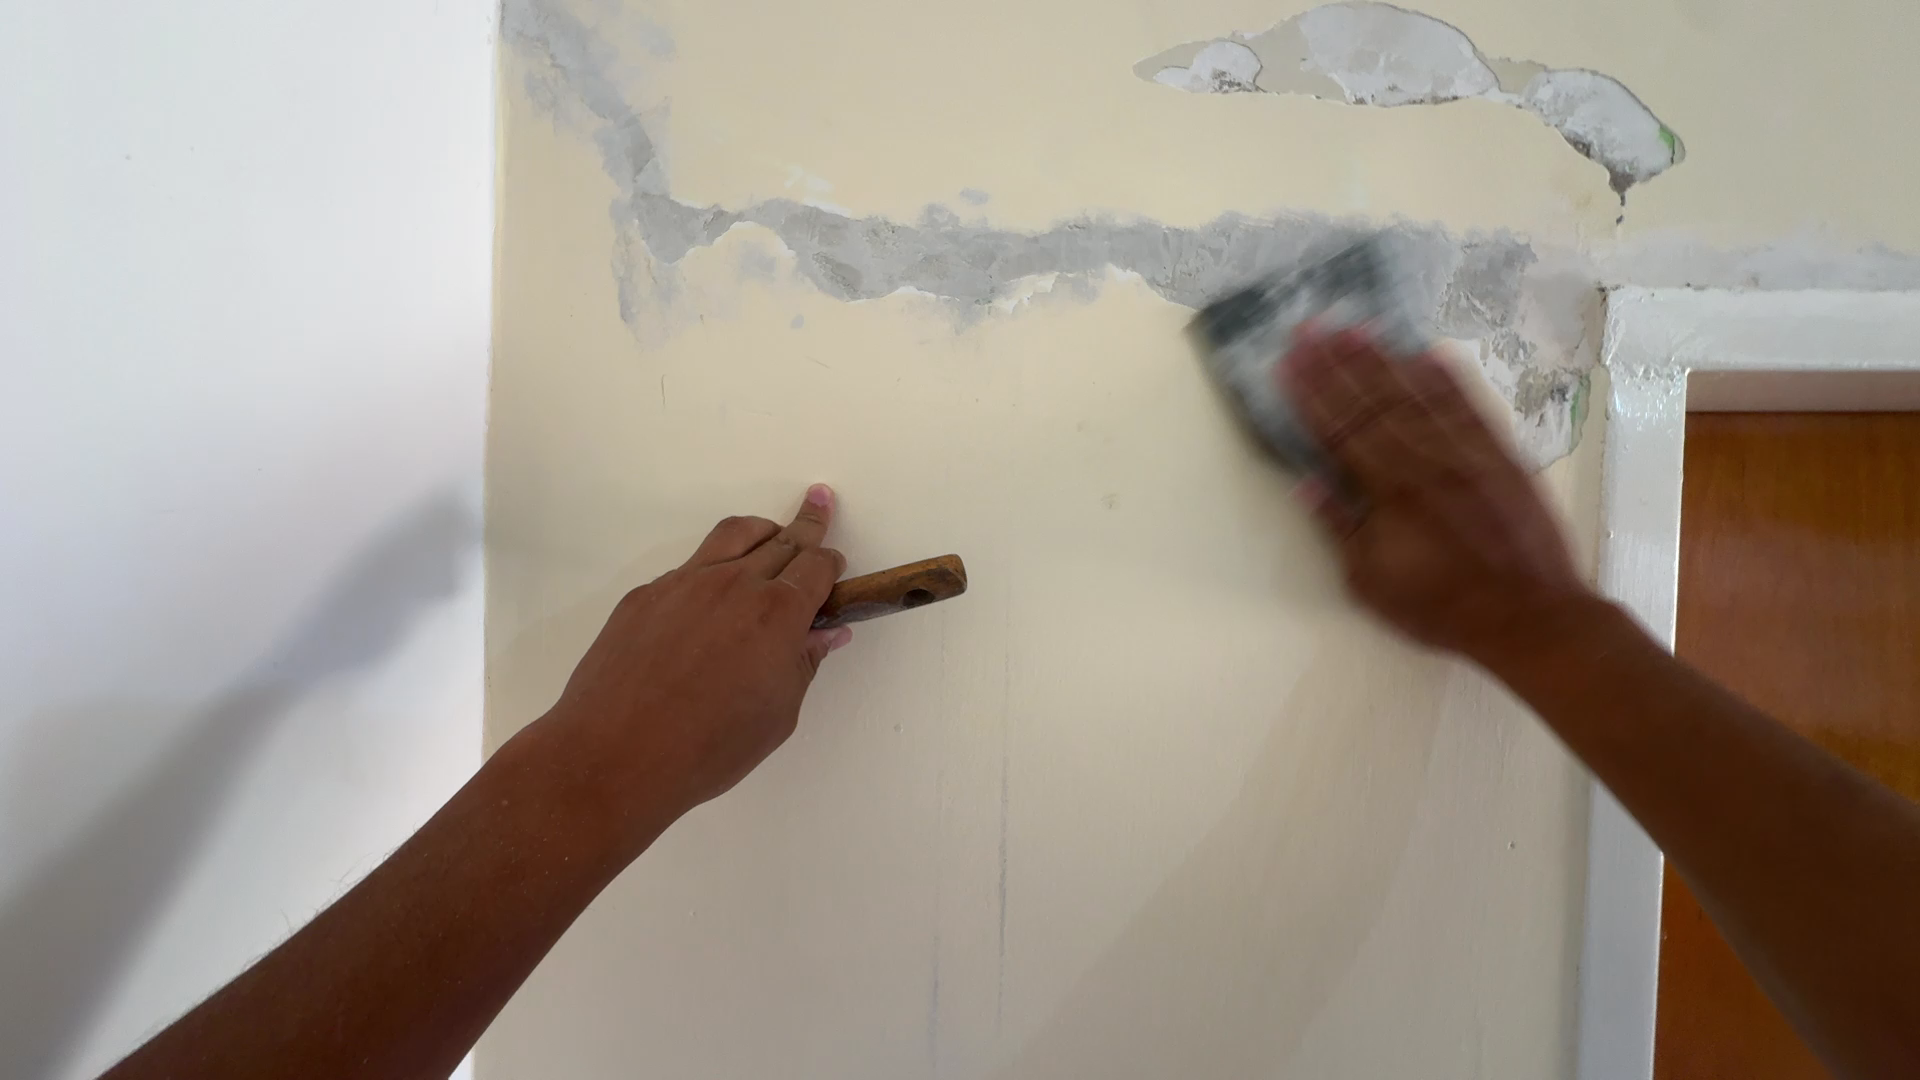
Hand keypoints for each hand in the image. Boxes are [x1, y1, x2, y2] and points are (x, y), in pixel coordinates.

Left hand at [542, 485, 852, 828]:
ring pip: (734, 535)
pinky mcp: (647, 594)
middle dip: (808, 524)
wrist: (614, 756)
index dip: (832, 562)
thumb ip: (803, 663)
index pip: (816, 567)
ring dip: (762, 529)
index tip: (836, 564)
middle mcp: (735, 584)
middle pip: (783, 540)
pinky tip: (710, 600)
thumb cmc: (710, 747)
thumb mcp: (778, 713)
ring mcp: (686, 583)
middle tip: (819, 502)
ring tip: (772, 532)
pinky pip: (691, 566)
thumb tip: (825, 634)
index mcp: (777, 614)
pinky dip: (715, 567)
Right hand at [1281, 328, 1592, 664]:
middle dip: (1337, 364)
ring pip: (1419, 396)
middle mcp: (1427, 462)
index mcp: (1390, 493)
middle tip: (1312, 326)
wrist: (1532, 618)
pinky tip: (1429, 352)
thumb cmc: (1438, 606)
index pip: (1340, 431)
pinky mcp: (1503, 457)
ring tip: (1357, 326)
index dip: (1311, 394)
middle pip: (1373, 403)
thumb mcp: (1369, 580)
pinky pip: (1472, 408)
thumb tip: (1305, 482)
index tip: (1289, 361)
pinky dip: (1450, 379)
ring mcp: (1470, 454)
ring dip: (1384, 360)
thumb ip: (1339, 527)